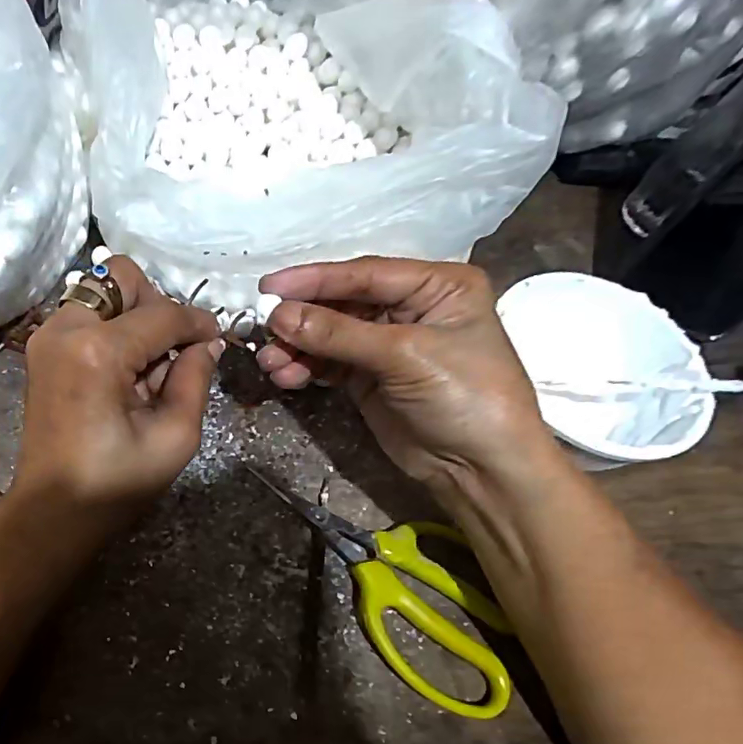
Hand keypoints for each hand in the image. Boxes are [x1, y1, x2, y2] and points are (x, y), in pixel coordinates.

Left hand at [14, 257, 223, 530]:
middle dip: (155, 305)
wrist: (52, 510)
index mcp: (97, 352)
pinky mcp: (41, 350)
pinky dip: (111, 329)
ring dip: (132, 316)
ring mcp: (46, 337)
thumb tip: (207, 342)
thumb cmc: (115, 485)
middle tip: (171, 351)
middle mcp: (65, 329)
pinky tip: (124, 371)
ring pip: (101, 292)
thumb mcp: (173, 438)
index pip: (162, 315)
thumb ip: (194, 379)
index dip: (197, 323)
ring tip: (146, 367)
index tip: (216, 339)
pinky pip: (85, 315)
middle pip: (121, 278)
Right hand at [255, 257, 551, 483]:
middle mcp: (409, 308)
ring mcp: (386, 345)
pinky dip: (305, 368)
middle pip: (341, 304)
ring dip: (296, 348)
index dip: (314, 280)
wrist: (480, 468)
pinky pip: (328, 363)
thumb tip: (278, 316)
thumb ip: (338, 334)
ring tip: (269, 363)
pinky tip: (285, 377)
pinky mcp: (368, 377)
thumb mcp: (404, 356)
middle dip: (301, 319)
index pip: (364, 274)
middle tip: (262, 330)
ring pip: (328, 335)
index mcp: (436, 285)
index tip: (268, 289)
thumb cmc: (464, 396)